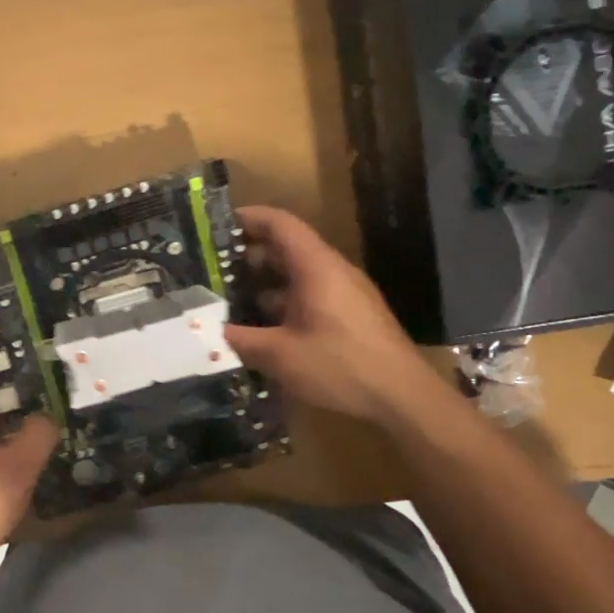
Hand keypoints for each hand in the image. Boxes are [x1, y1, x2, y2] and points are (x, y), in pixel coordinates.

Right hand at [222, 206, 437, 420]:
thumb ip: (241, 339)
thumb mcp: (279, 355)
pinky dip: (284, 302)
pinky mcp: (351, 315)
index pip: (281, 224)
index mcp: (315, 267)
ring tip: (233, 300)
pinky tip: (265, 328)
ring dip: (266, 283)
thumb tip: (213, 330)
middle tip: (216, 269)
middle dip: (251, 255)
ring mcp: (345, 293)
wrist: (400, 394)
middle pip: (289, 248)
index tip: (220, 225)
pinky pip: (311, 295)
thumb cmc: (338, 365)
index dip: (249, 218)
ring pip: (299, 275)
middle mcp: (332, 271)